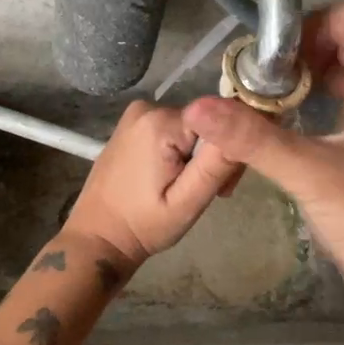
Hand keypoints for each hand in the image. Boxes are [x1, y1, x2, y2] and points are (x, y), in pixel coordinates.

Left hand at [62, 100, 239, 267]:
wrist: (98, 237)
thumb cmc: (143, 225)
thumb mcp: (186, 203)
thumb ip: (215, 164)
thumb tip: (245, 120)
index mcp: (161, 122)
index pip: (220, 120)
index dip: (229, 150)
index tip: (223, 186)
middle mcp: (148, 107)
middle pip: (206, 123)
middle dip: (213, 156)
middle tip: (207, 194)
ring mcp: (136, 113)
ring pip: (192, 127)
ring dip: (197, 156)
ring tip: (186, 191)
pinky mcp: (132, 124)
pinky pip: (172, 130)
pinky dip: (180, 152)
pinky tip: (171, 179)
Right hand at [183, 0, 343, 299]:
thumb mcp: (311, 175)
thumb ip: (253, 138)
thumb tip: (196, 107)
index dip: (318, 22)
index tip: (274, 52)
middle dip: (300, 49)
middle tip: (256, 73)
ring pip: (340, 66)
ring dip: (300, 74)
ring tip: (259, 92)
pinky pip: (338, 95)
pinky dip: (307, 96)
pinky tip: (276, 115)